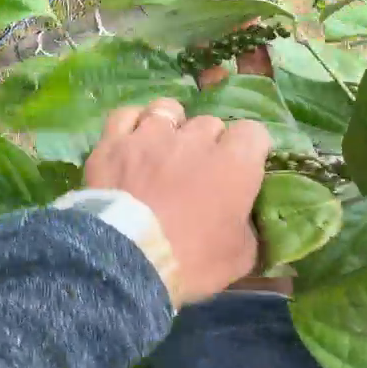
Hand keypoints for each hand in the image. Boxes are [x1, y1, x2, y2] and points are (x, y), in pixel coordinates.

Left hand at [84, 98, 268, 304]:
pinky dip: (131, 122)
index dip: (248, 147)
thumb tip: (244, 217)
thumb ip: (248, 226)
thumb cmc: (192, 258)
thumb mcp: (241, 255)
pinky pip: (125, 114)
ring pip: (166, 108)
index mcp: (233, 164)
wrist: (127, 253)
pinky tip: (131, 136)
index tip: (242, 164)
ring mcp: (148, 135)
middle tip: (199, 165)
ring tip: (164, 142)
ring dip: (171, 123)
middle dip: (209, 140)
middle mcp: (192, 140)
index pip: (253, 132)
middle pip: (209, 122)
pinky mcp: (112, 140)